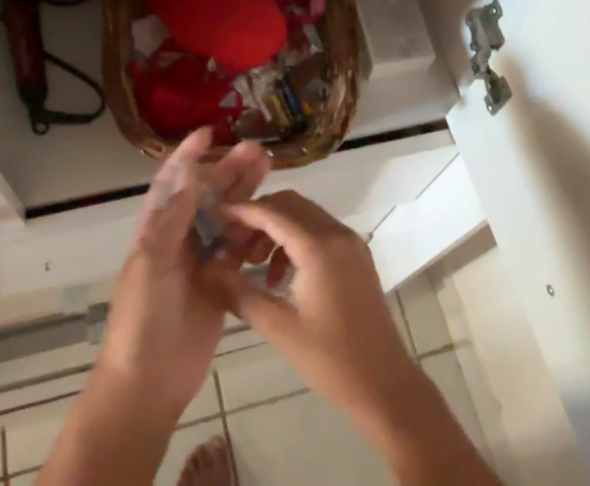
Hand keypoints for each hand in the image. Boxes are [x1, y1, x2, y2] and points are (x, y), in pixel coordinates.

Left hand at [96, 128, 270, 417]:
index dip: (188, 157)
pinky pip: (238, 252)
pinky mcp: (219, 286)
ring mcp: (199, 264)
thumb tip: (189, 174)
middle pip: (206, 197)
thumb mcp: (150, 266)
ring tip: (270, 173)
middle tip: (259, 150)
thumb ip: (170, 221)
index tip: (208, 132)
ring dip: (245, 197)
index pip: (172, 184)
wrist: (147, 383)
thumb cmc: (141, 321)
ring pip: (226, 220)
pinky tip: (272, 220)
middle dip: (229, 171)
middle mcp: (177, 241)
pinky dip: (253, 234)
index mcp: (155, 232)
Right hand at [201, 192, 499, 484]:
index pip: (273, 212)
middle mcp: (338, 235)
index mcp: (319, 248)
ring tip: (252, 263)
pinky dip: (295, 241)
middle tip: (232, 244)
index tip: (215, 217)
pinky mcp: (357, 257)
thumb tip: (205, 268)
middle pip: (290, 204)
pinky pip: (320, 232)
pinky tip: (278, 276)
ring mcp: (351, 244)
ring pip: (305, 216)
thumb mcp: (277, 327)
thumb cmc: (330, 359)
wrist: (384, 384)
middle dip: (258, 218)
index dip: (242, 211)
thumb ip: (238, 292)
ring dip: (276, 229)